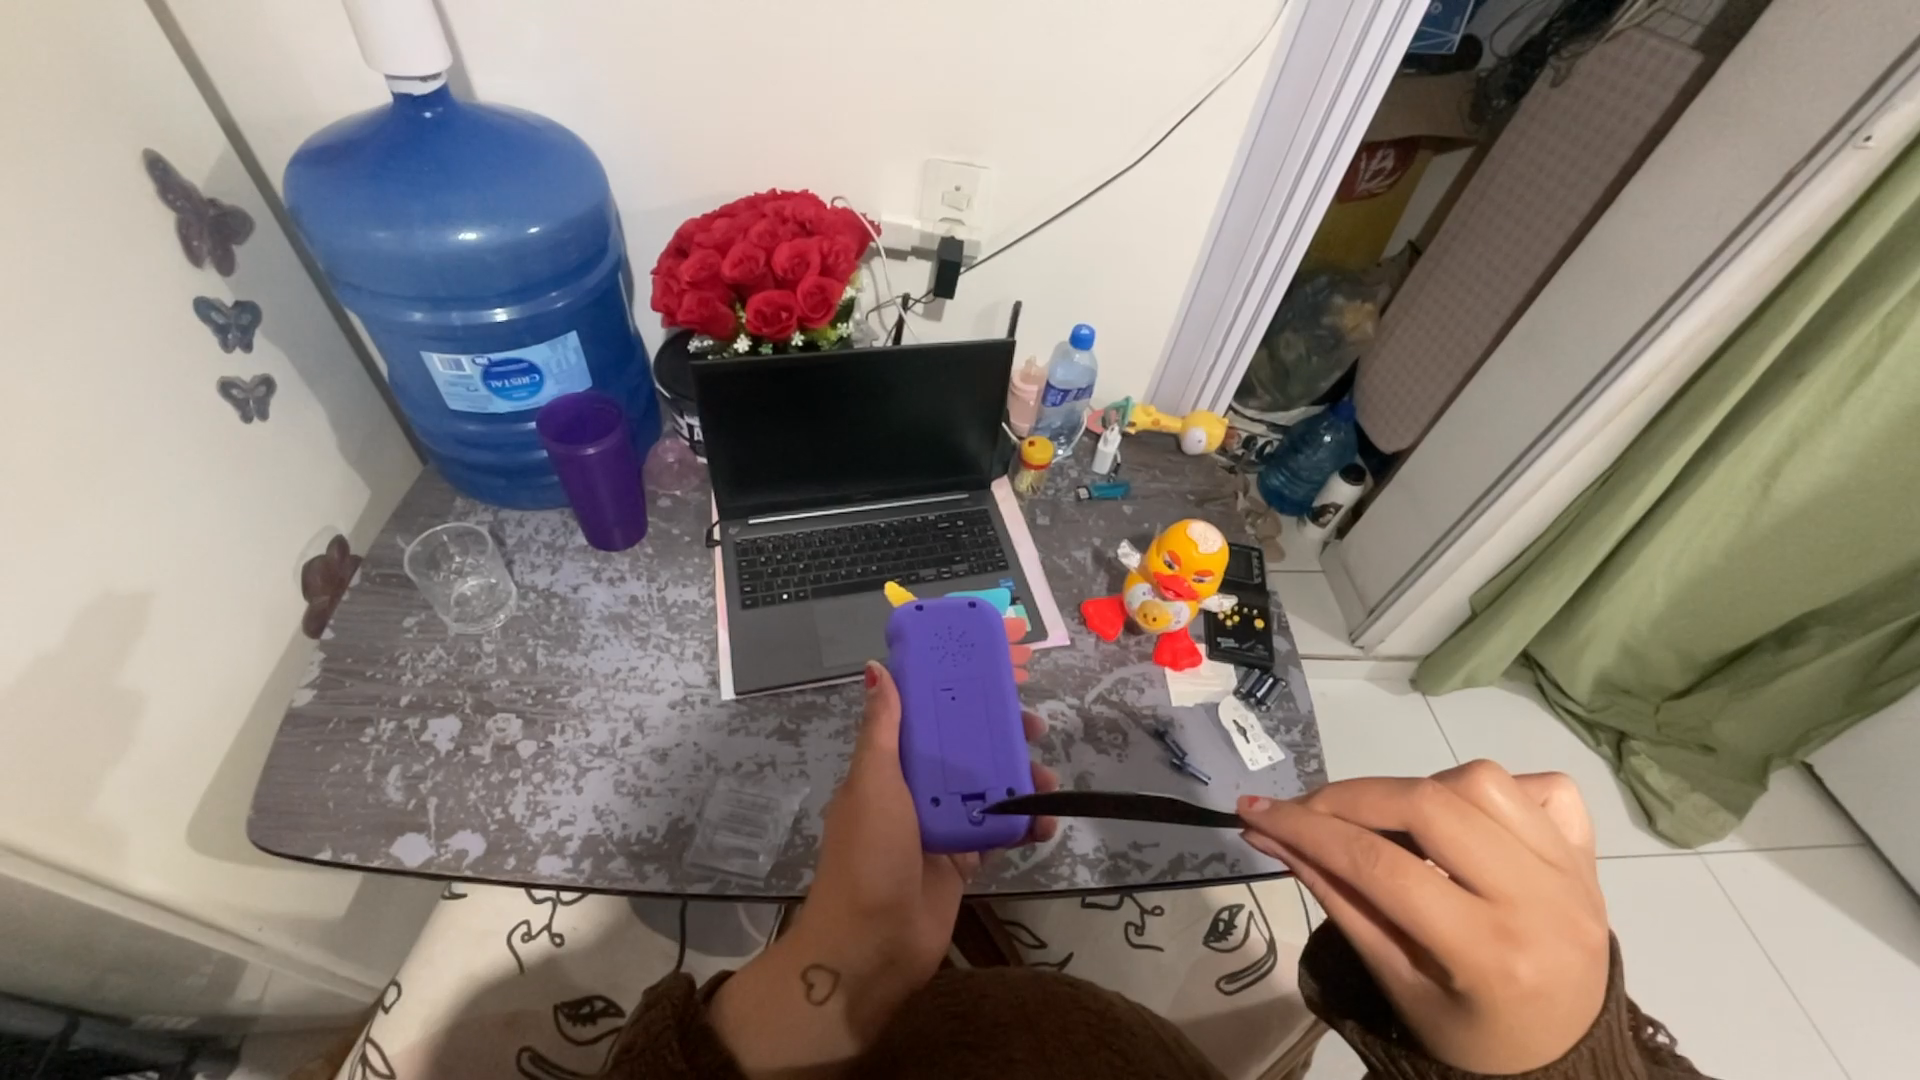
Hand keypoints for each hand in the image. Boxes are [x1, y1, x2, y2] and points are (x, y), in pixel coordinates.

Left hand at [710, 619, 1055, 1075]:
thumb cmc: (868, 854)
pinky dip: (1023, 825)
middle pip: (965, 746)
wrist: (870, 947)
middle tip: (1034, 721)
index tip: (994, 666)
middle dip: (999, 731)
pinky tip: (1045, 821)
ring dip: (1020, 778)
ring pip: (988, 786)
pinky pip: (999, 832)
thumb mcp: (873, 783)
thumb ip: (883, 728)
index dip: (958, 687)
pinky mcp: (964, 859)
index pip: (928, 712)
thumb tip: (875, 667)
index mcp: (890, 763)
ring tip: (1046, 779)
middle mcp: (917, 787)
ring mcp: (942, 824)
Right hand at [1238, 762, 1609, 1074]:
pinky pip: (1540, 787)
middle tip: (1307, 812)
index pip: (1380, 865)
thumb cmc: (1464, 1031)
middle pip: (1429, 805)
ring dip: (1415, 788)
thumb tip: (1263, 829)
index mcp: (1492, 954)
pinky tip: (1462, 821)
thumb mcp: (1389, 976)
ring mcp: (1576, 873)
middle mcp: (1545, 903)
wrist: (1563, 1060)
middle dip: (1350, 797)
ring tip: (1388, 822)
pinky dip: (1488, 791)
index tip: (1256, 812)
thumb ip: (1330, 892)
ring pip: (1479, 780)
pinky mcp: (1590, 855)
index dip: (1307, 830)